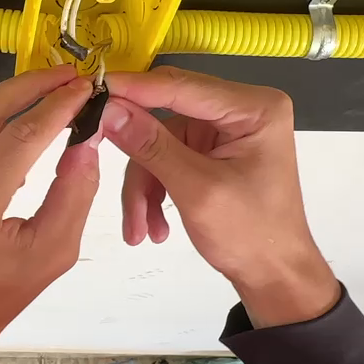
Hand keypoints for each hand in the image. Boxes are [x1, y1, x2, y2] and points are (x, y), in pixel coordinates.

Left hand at [0, 67, 101, 363]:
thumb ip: (74, 193)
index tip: (81, 90)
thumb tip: (85, 138)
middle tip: (62, 75)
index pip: (20, 139)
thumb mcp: (52, 253)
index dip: (55, 108)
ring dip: (1, 98)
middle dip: (27, 86)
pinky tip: (5, 122)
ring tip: (39, 89)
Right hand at [100, 67, 338, 327]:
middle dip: (137, 150)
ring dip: (143, 185)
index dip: (132, 89)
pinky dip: (154, 190)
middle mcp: (238, 109)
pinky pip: (165, 158)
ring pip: (157, 141)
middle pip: (164, 112)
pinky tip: (153, 226)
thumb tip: (108, 109)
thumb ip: (151, 146)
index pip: (180, 85)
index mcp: (253, 107)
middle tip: (93, 153)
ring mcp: (221, 130)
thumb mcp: (196, 190)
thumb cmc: (251, 235)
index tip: (89, 92)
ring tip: (140, 229)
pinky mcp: (207, 150)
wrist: (274, 277)